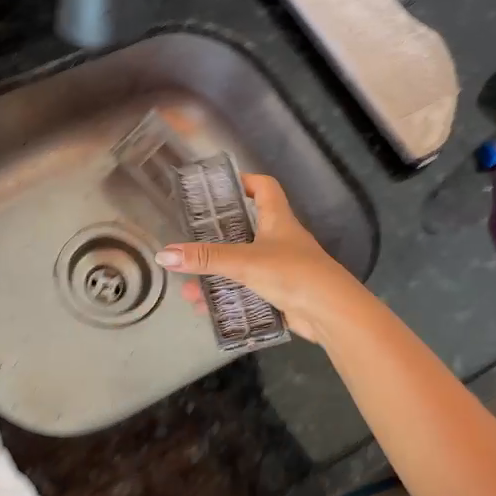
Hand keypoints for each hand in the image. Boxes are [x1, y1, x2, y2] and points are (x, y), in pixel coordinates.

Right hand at [156, 173, 368, 343]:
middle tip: (189, 243)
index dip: (244, 182)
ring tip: (189, 288)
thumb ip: (205, 259)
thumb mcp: (244, 262)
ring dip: (216, 275)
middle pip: (245, 229)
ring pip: (242, 265)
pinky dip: (227, 298)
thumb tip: (163, 254)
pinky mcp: (280, 294)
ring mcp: (281, 268)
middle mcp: (280, 240)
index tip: (217, 188)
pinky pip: (247, 291)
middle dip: (216, 238)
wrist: (332, 313)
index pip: (264, 187)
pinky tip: (206, 308)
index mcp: (277, 219)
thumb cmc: (293, 273)